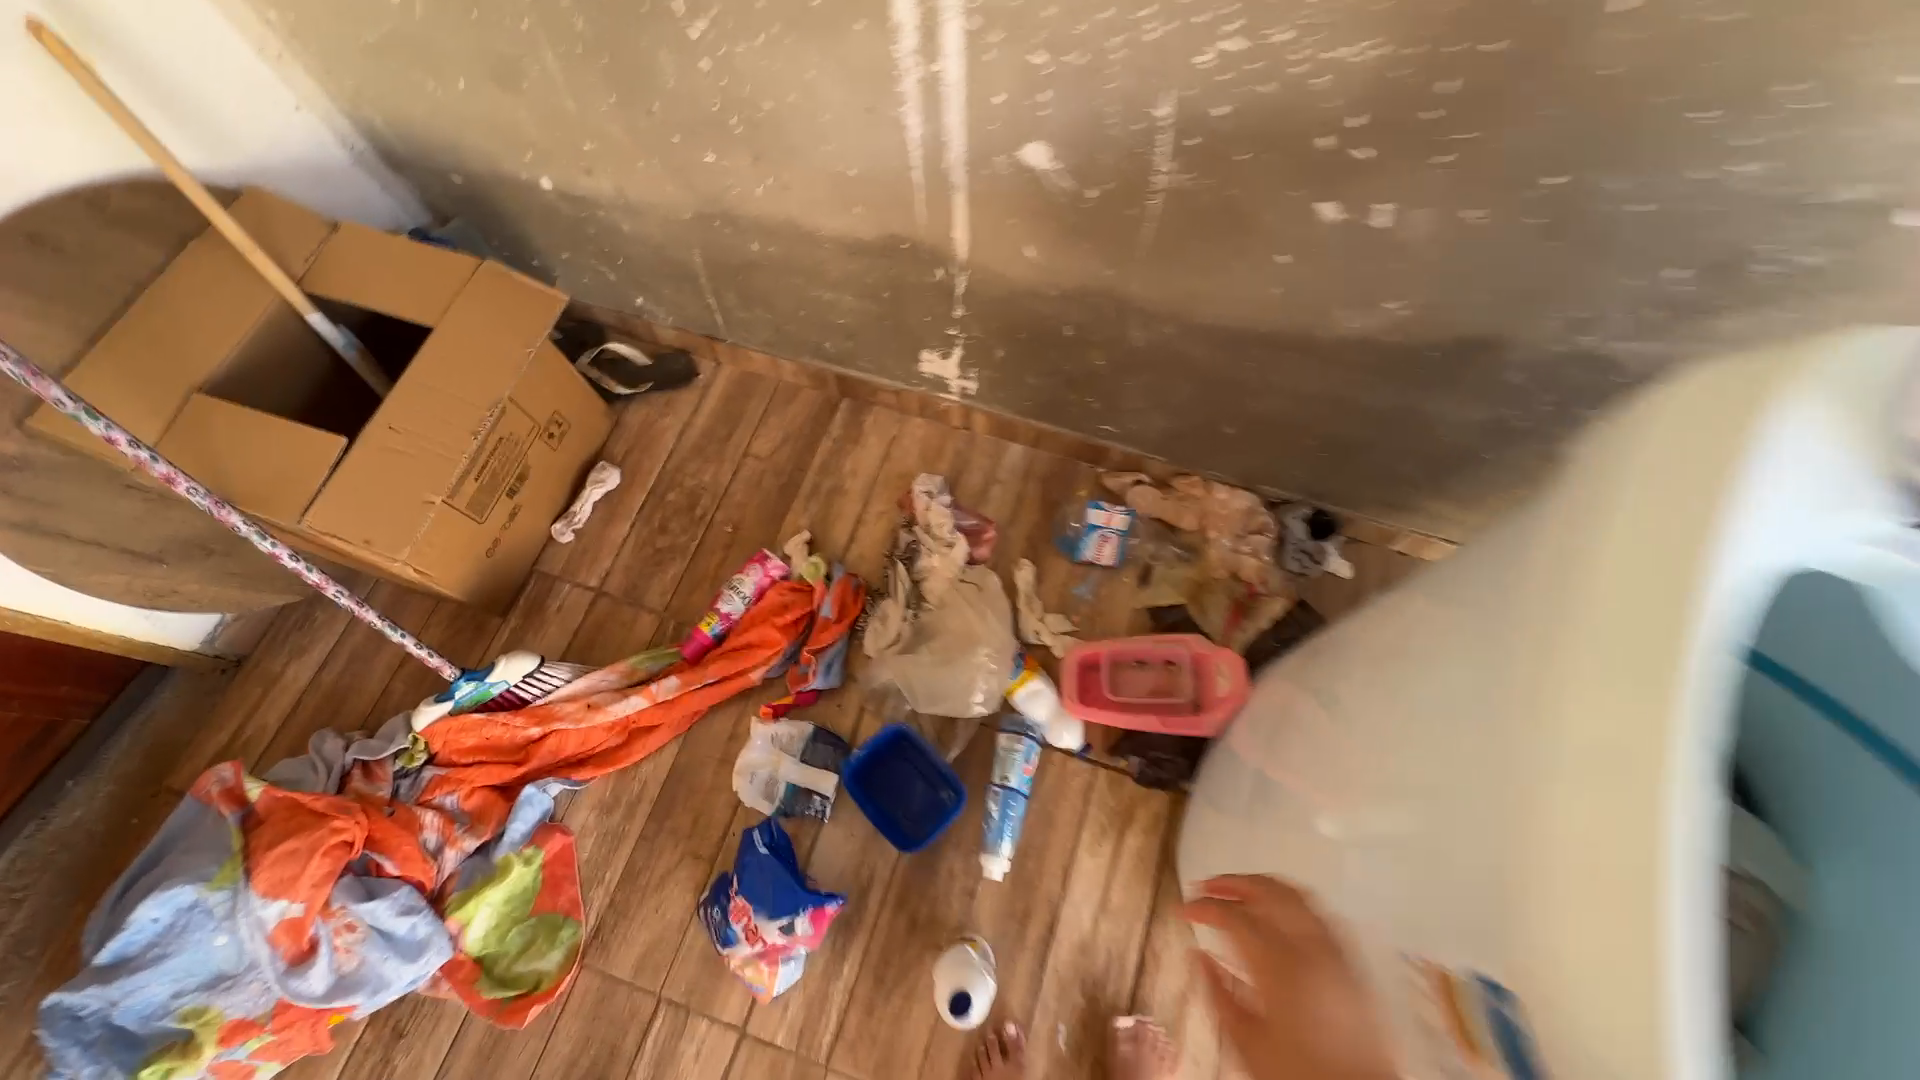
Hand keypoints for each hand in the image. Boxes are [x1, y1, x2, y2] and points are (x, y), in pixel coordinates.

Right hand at [1183, 875, 1395, 1079]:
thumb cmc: (1299, 1072)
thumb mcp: (1247, 1042)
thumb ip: (1218, 993)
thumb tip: (1198, 956)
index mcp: (1277, 965)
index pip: (1233, 917)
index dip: (1203, 907)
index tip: (1183, 909)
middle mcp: (1308, 948)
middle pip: (1267, 891)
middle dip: (1232, 883)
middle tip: (1208, 887)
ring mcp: (1334, 952)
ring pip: (1296, 896)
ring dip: (1263, 886)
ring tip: (1241, 892)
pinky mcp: (1352, 962)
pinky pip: (1318, 914)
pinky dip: (1292, 902)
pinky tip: (1281, 914)